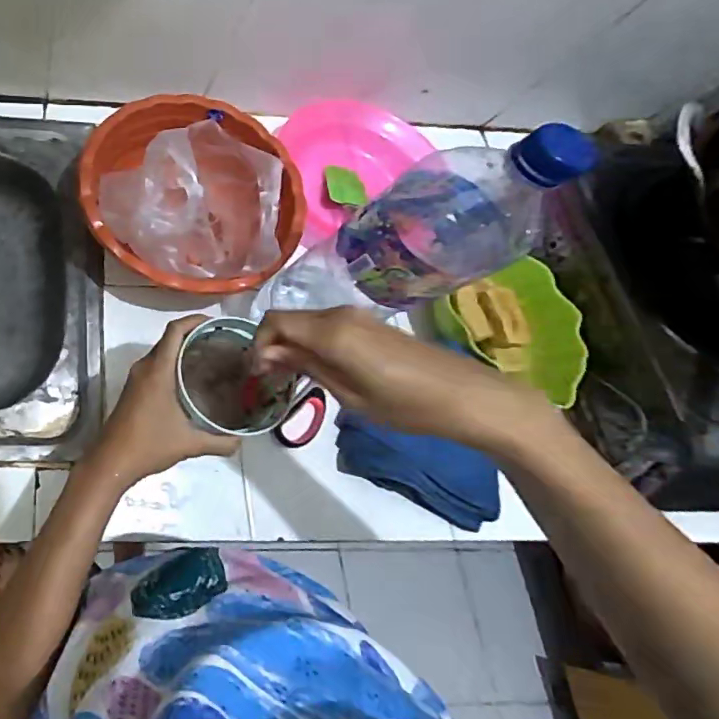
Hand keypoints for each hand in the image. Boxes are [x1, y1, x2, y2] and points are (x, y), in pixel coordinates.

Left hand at [89, 315, 238, 485]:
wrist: (110, 462)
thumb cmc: (148, 446)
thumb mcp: (189, 444)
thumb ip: (219, 442)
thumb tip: (241, 442)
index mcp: (158, 371)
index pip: (174, 331)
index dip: (194, 320)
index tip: (214, 322)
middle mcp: (145, 368)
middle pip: (168, 339)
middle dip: (192, 334)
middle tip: (219, 342)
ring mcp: (136, 378)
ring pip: (161, 352)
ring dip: (181, 349)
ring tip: (209, 357)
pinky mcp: (133, 389)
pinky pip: (155, 365)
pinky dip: (171, 363)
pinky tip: (188, 378)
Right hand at [253, 306, 548, 452]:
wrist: (461, 395)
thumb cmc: (403, 404)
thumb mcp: (348, 394)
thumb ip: (306, 367)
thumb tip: (268, 355)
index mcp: (330, 330)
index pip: (274, 321)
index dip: (257, 344)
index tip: (256, 375)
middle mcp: (338, 313)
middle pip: (288, 319)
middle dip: (271, 345)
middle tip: (270, 380)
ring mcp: (356, 316)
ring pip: (306, 322)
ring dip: (291, 344)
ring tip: (292, 379)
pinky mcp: (369, 323)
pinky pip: (326, 326)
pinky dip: (311, 342)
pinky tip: (319, 369)